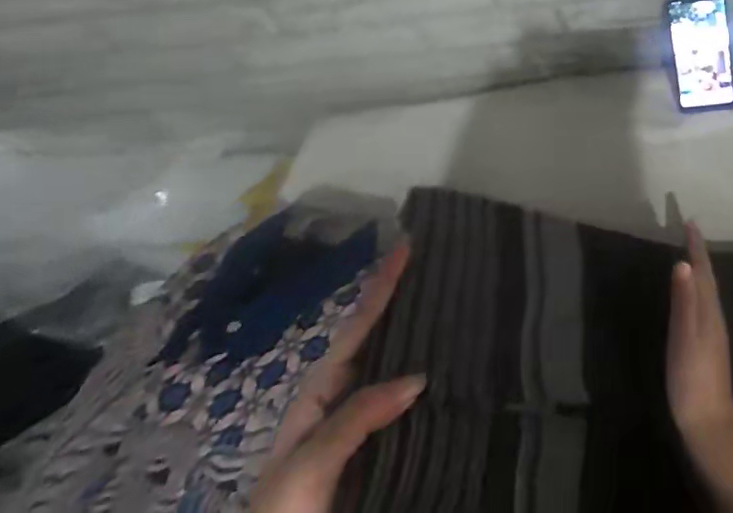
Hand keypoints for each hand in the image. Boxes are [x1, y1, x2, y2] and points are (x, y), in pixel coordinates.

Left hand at [249, 239, 422, 512]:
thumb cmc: (281, 512)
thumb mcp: (310, 462)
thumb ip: (357, 417)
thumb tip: (418, 377)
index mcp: (317, 394)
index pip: (356, 328)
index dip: (381, 286)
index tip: (405, 246)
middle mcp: (337, 402)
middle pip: (376, 341)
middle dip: (402, 303)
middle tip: (438, 268)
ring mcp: (354, 428)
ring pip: (392, 371)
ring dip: (417, 339)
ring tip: (451, 307)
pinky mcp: (373, 453)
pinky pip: (402, 407)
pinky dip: (425, 384)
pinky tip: (449, 373)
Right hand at [668, 220, 732, 436]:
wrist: (709, 422)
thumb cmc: (692, 378)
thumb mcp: (684, 338)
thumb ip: (684, 301)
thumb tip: (684, 263)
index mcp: (709, 311)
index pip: (703, 270)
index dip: (696, 246)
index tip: (690, 221)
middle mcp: (715, 316)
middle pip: (708, 276)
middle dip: (698, 252)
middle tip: (688, 230)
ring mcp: (714, 332)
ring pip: (708, 290)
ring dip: (700, 269)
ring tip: (690, 254)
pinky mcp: (708, 344)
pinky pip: (704, 304)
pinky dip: (698, 289)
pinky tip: (693, 297)